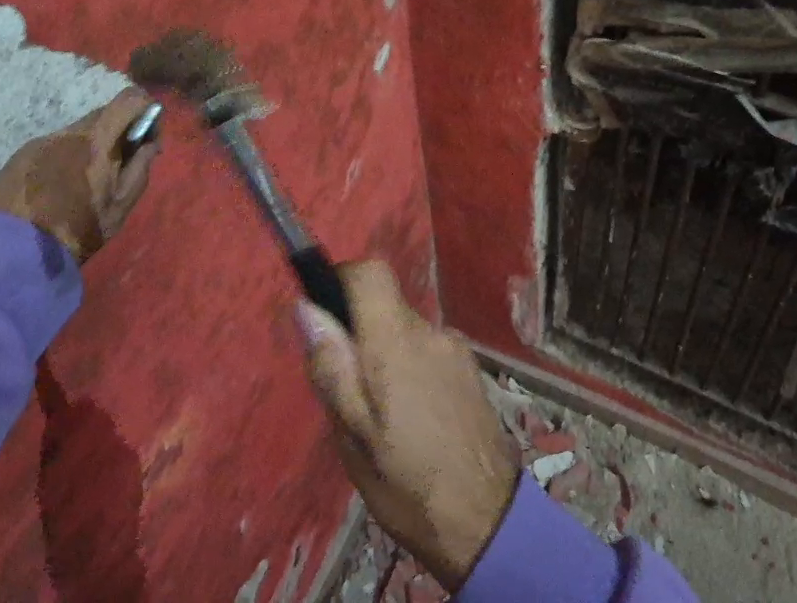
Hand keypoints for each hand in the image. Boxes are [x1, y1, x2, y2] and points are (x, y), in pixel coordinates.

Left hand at [0, 88, 159, 262]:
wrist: (6, 253)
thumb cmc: (74, 232)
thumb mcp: (119, 207)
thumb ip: (139, 170)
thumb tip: (149, 144)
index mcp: (96, 141)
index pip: (129, 99)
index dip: (146, 108)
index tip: (148, 134)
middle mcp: (67, 132)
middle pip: (103, 114)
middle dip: (119, 130)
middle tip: (120, 164)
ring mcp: (40, 142)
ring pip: (77, 131)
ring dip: (92, 145)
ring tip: (87, 181)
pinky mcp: (20, 155)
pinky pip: (55, 145)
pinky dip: (68, 156)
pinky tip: (60, 187)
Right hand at [298, 261, 518, 589]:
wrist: (489, 524)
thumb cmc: (408, 485)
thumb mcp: (353, 435)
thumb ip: (331, 366)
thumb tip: (307, 307)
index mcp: (397, 343)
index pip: (369, 272)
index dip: (341, 281)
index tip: (325, 320)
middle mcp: (431, 333)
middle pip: (384, 307)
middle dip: (359, 337)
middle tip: (348, 397)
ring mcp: (456, 350)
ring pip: (404, 333)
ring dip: (384, 358)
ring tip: (381, 419)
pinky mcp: (470, 371)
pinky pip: (427, 352)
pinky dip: (410, 371)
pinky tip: (412, 421)